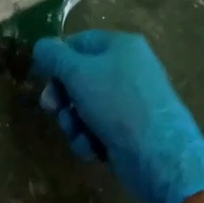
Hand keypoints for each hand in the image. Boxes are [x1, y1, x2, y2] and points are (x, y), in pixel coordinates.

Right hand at [33, 30, 203, 202]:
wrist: (162, 160)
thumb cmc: (117, 105)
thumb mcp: (78, 73)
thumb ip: (53, 55)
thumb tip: (42, 46)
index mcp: (121, 46)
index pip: (78, 42)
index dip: (57, 60)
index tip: (42, 78)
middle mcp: (129, 69)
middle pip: (80, 76)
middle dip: (63, 96)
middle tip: (52, 109)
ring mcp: (133, 101)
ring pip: (87, 105)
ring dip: (74, 120)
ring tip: (78, 134)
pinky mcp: (133, 131)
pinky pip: (101, 126)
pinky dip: (91, 137)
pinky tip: (92, 149)